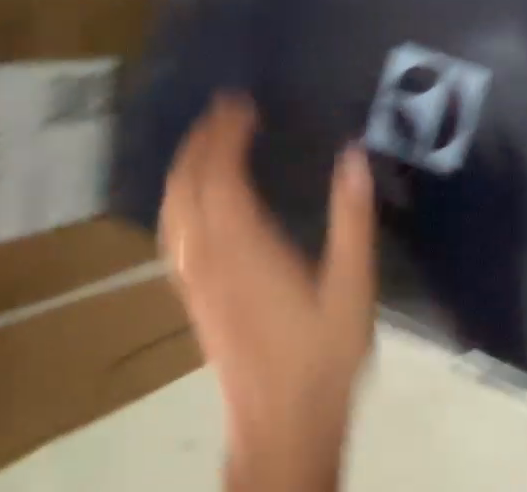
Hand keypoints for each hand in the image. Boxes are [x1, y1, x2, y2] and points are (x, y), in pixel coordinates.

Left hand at [160, 92, 377, 491]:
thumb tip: (353, 155)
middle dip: (199, 143)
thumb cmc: (324, 352)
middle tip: (224, 109)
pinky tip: (197, 199)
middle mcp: (209, 259)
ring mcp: (196, 281)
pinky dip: (181, 200)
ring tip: (207, 141)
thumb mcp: (353, 283)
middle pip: (186, 190)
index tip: (240, 103)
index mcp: (245, 249)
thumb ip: (352, 218)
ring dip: (185, 169)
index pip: (220, 178)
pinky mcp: (195, 299)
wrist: (282, 423)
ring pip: (173, 213)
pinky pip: (175, 234)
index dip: (224, 136)